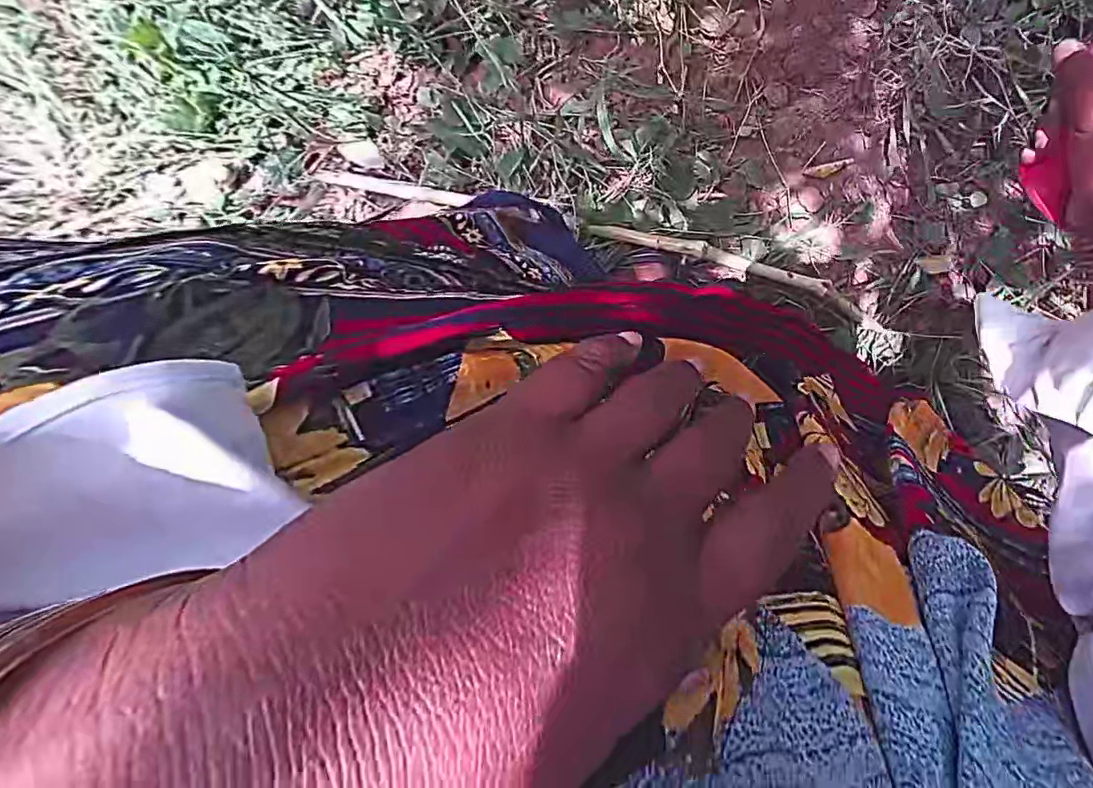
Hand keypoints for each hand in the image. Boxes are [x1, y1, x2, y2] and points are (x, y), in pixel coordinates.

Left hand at [0, 334, 840, 786]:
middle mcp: (632, 523)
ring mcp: (567, 463)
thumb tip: (662, 620)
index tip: (817, 459)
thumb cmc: (429, 771)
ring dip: (679, 381)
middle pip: (713, 446)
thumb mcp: (570, 751)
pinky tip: (623, 348)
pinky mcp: (501, 428)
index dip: (800, 491)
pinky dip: (612, 356)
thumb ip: (637, 668)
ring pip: (655, 395)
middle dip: (731, 426)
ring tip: (685, 374)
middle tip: (733, 414)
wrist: (276, 727)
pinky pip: (580, 372)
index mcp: (659, 615)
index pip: (767, 533)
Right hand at [1025, 36, 1092, 231]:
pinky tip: (1045, 156)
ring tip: (1053, 143)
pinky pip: (1069, 133)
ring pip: (1078, 104)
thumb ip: (1081, 70)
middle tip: (1067, 112)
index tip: (1088, 57)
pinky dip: (1053, 144)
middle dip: (1071, 94)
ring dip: (1055, 123)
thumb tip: (1067, 48)